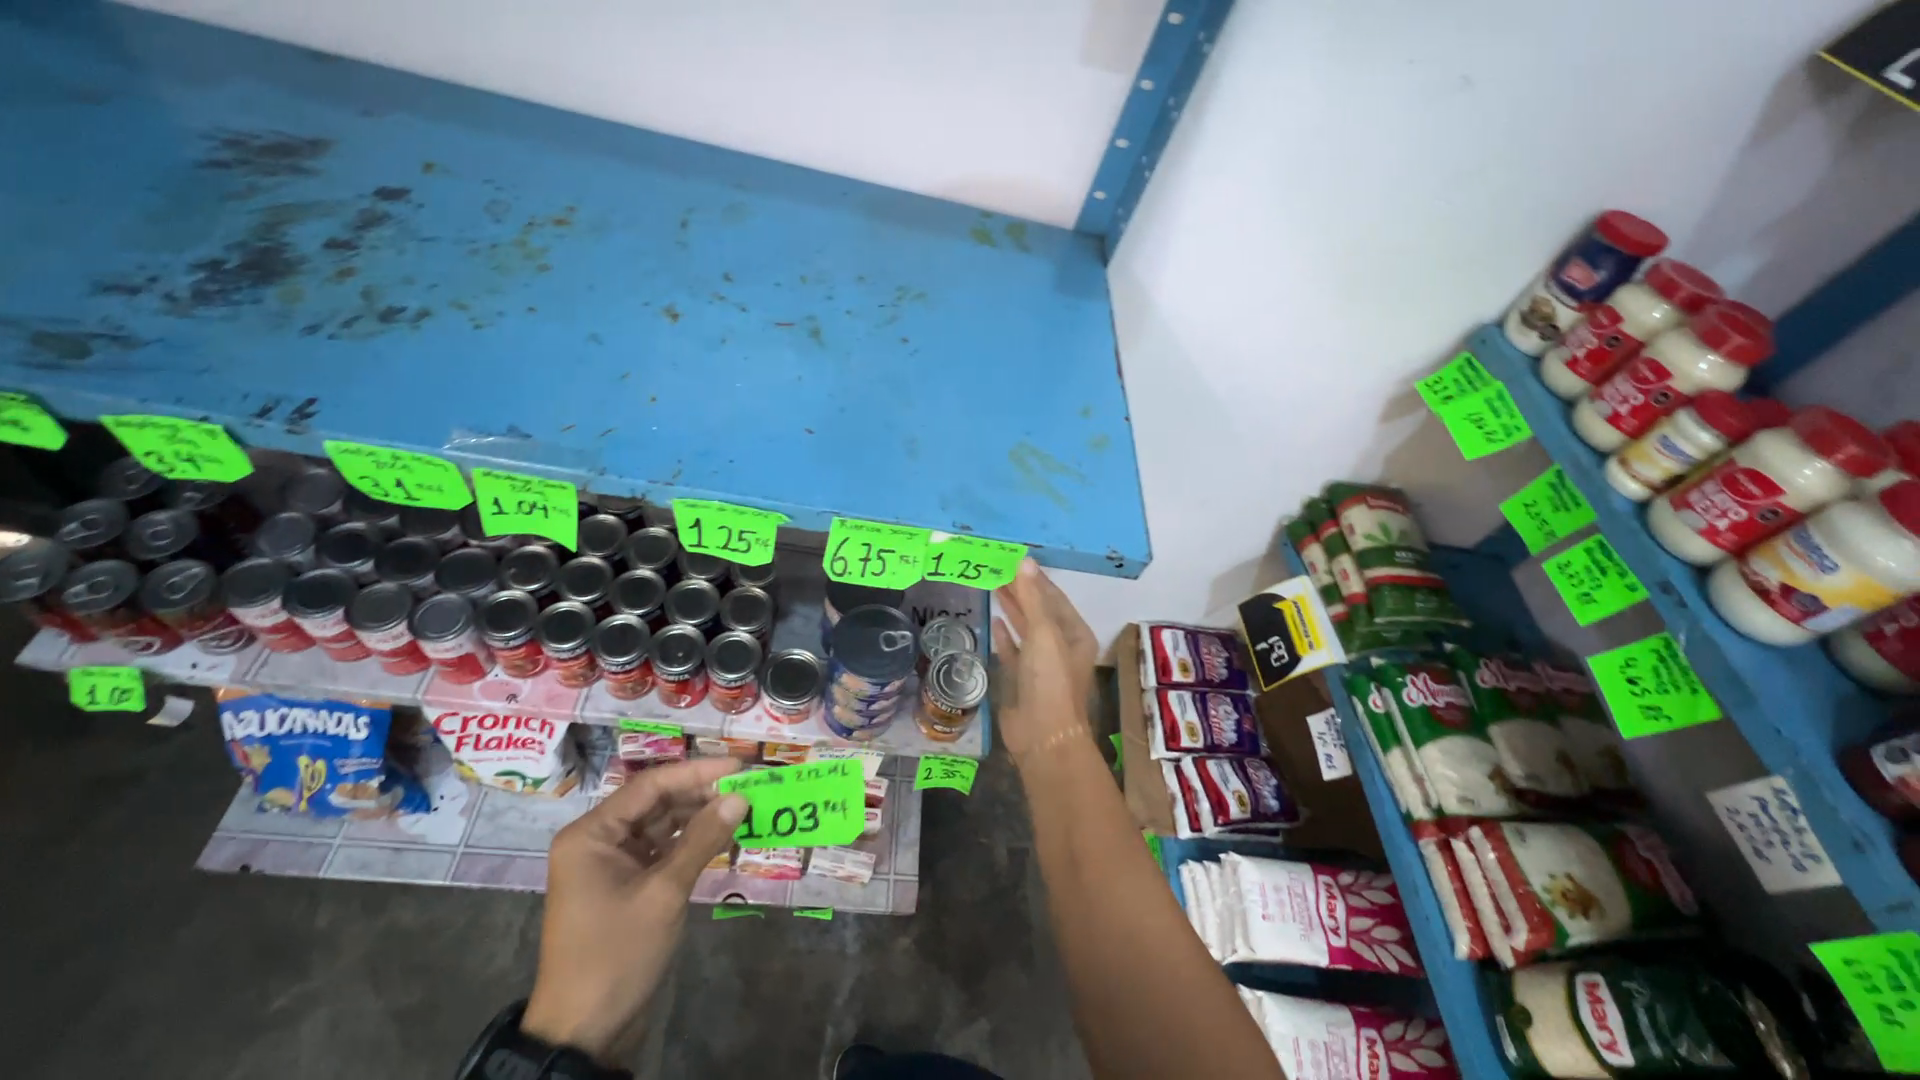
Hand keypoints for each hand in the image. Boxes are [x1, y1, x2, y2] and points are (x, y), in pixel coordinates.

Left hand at [523, 758, 746, 1066]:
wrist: (586, 1028)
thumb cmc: (618, 953)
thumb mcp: (665, 892)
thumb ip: (702, 840)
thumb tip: (740, 797)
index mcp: (591, 834)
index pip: (649, 787)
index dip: (696, 772)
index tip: (739, 766)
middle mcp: (597, 842)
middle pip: (654, 804)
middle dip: (700, 795)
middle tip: (749, 788)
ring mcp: (610, 866)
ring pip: (660, 828)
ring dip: (698, 820)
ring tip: (743, 810)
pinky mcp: (625, 887)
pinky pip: (660, 853)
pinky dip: (689, 846)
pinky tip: (722, 838)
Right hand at [992, 558, 1098, 767]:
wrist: (1043, 735)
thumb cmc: (1050, 680)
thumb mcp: (1043, 633)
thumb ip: (1032, 598)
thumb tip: (1025, 562)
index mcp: (1076, 634)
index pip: (1054, 597)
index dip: (1035, 579)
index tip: (1014, 559)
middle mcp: (1062, 647)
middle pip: (1040, 612)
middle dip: (1021, 592)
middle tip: (997, 569)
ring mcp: (1042, 665)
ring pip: (1026, 630)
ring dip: (1012, 610)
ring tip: (993, 587)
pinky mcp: (1023, 681)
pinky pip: (1014, 651)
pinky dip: (1005, 636)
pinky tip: (995, 622)